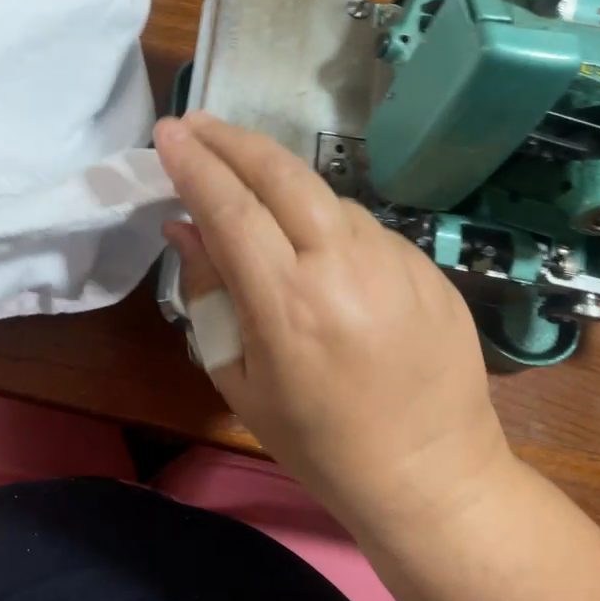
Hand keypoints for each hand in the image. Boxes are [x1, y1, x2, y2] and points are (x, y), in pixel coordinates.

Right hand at [154, 111, 516, 533]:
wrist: (433, 478)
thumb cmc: (316, 441)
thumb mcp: (237, 377)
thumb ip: (208, 293)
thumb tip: (184, 226)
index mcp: (289, 306)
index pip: (231, 208)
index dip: (194, 164)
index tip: (166, 132)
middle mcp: (345, 269)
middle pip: (281, 175)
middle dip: (230, 139)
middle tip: (196, 122)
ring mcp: (396, 262)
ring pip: (321, 193)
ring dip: (274, 177)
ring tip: (242, 185)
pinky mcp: (428, 268)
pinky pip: (358, 223)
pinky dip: (318, 215)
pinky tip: (306, 239)